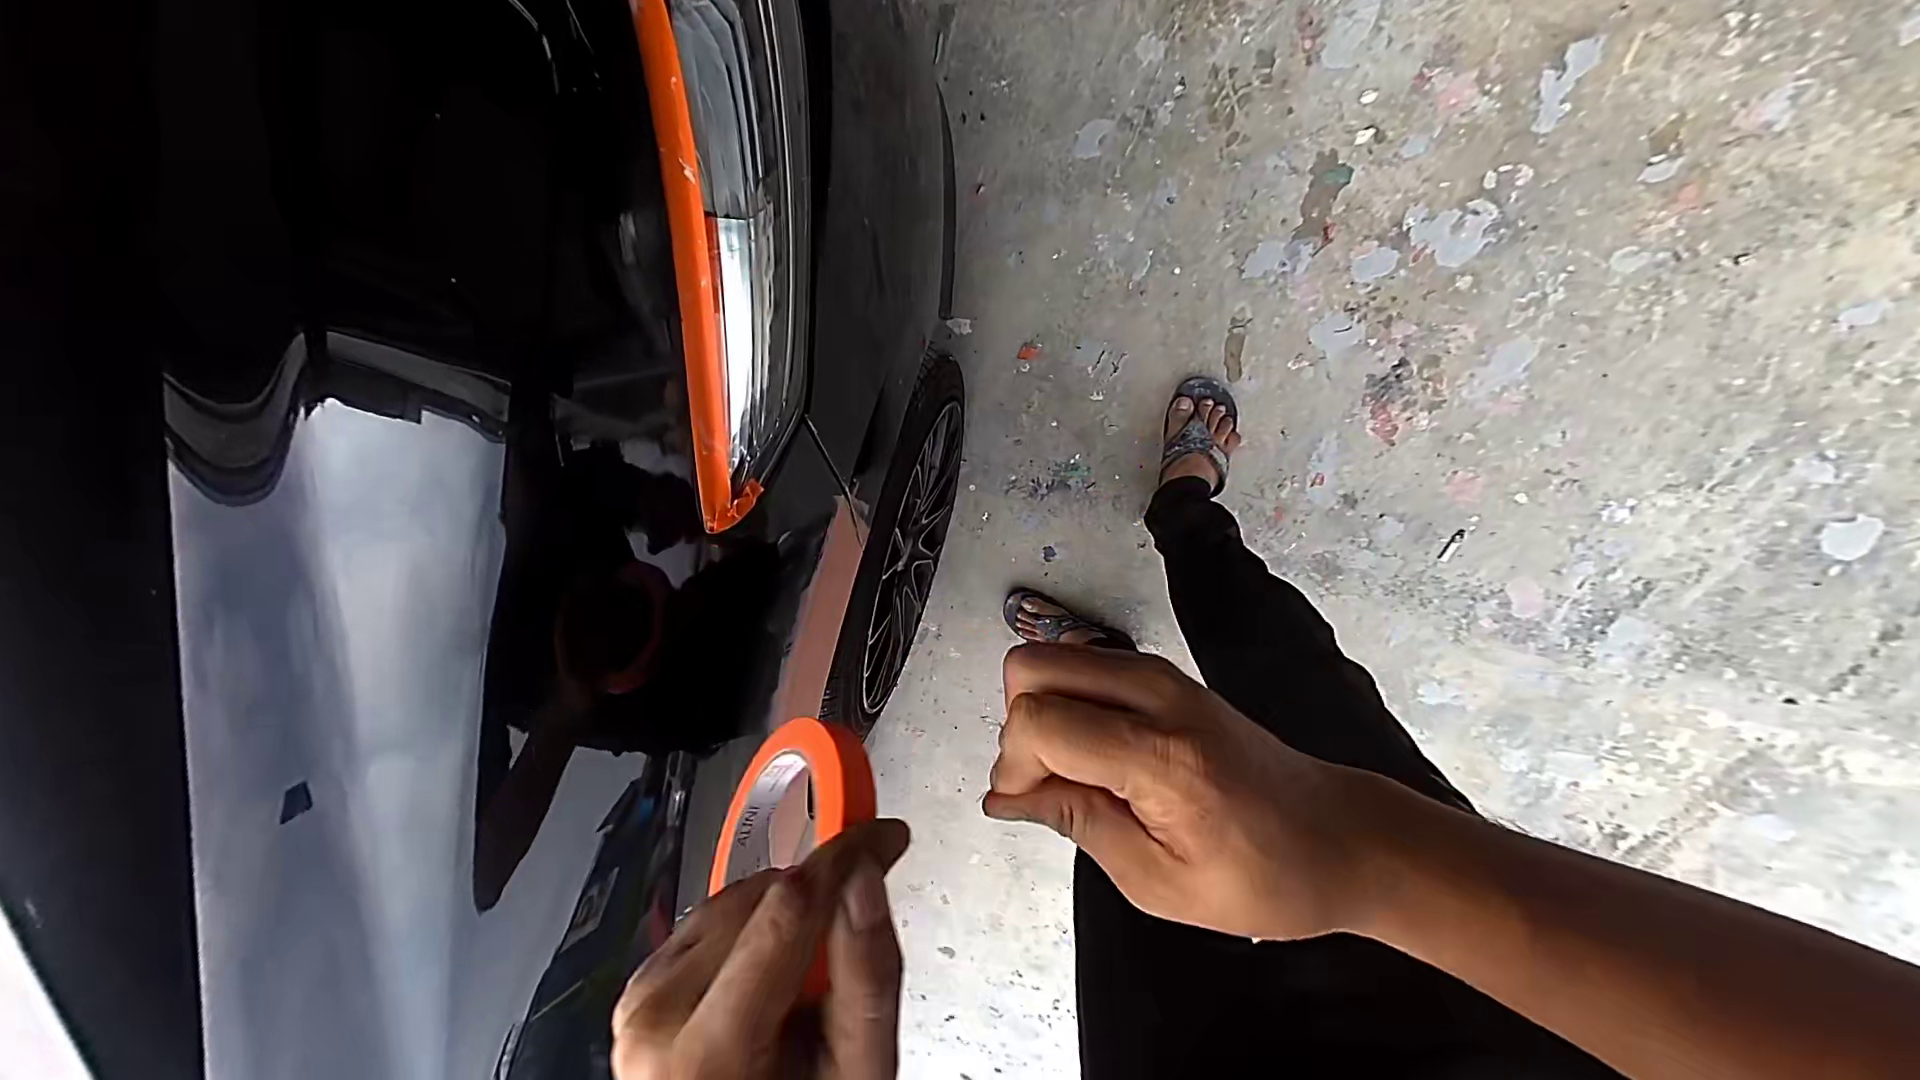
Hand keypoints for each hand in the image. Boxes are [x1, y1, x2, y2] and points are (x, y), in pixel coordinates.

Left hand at [611, 819, 910, 1079]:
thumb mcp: (854, 1067)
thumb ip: (867, 973)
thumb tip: (865, 879)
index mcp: (707, 1052)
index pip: (788, 907)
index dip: (845, 856)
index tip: (882, 836)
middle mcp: (659, 1016)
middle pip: (769, 897)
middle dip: (823, 896)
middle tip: (853, 931)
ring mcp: (645, 998)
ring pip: (745, 895)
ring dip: (791, 911)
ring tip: (808, 973)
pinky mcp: (645, 981)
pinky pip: (718, 914)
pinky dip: (758, 924)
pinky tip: (775, 968)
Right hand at [984, 643, 1391, 941]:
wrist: (1335, 833)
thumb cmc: (1260, 875)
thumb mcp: (1157, 880)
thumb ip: (1074, 821)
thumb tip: (1004, 796)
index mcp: (1159, 754)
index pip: (1039, 720)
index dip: (1012, 765)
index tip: (1025, 804)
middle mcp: (1154, 692)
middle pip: (1030, 668)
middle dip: (1016, 726)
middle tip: (1042, 781)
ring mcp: (1157, 671)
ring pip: (1047, 657)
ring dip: (1036, 711)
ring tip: (1069, 770)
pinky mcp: (1158, 669)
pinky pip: (1077, 663)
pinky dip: (1061, 700)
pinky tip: (1090, 751)